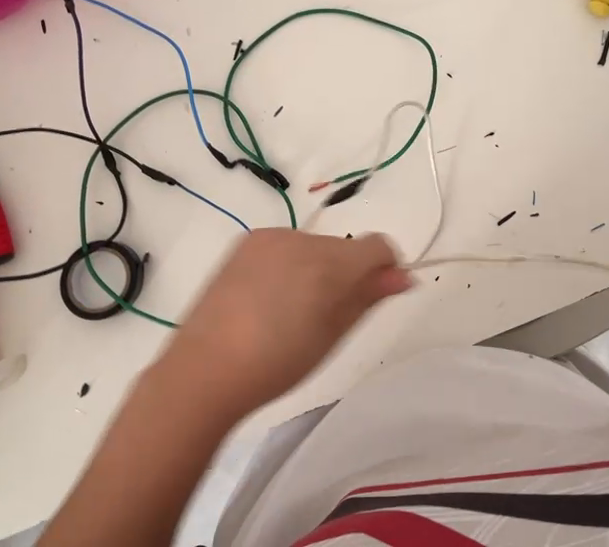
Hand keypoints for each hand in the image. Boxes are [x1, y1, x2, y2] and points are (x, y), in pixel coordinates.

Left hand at [158, 230, 411, 416]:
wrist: (204, 370)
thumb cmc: (277, 364)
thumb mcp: (332, 335)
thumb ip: (369, 297)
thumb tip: (404, 275)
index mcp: (329, 264)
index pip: (378, 246)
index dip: (385, 268)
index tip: (375, 297)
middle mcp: (302, 239)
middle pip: (345, 247)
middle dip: (346, 274)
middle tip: (326, 318)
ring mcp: (270, 237)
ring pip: (315, 246)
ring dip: (317, 269)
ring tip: (291, 312)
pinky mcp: (246, 242)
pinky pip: (285, 247)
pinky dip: (289, 266)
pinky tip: (269, 300)